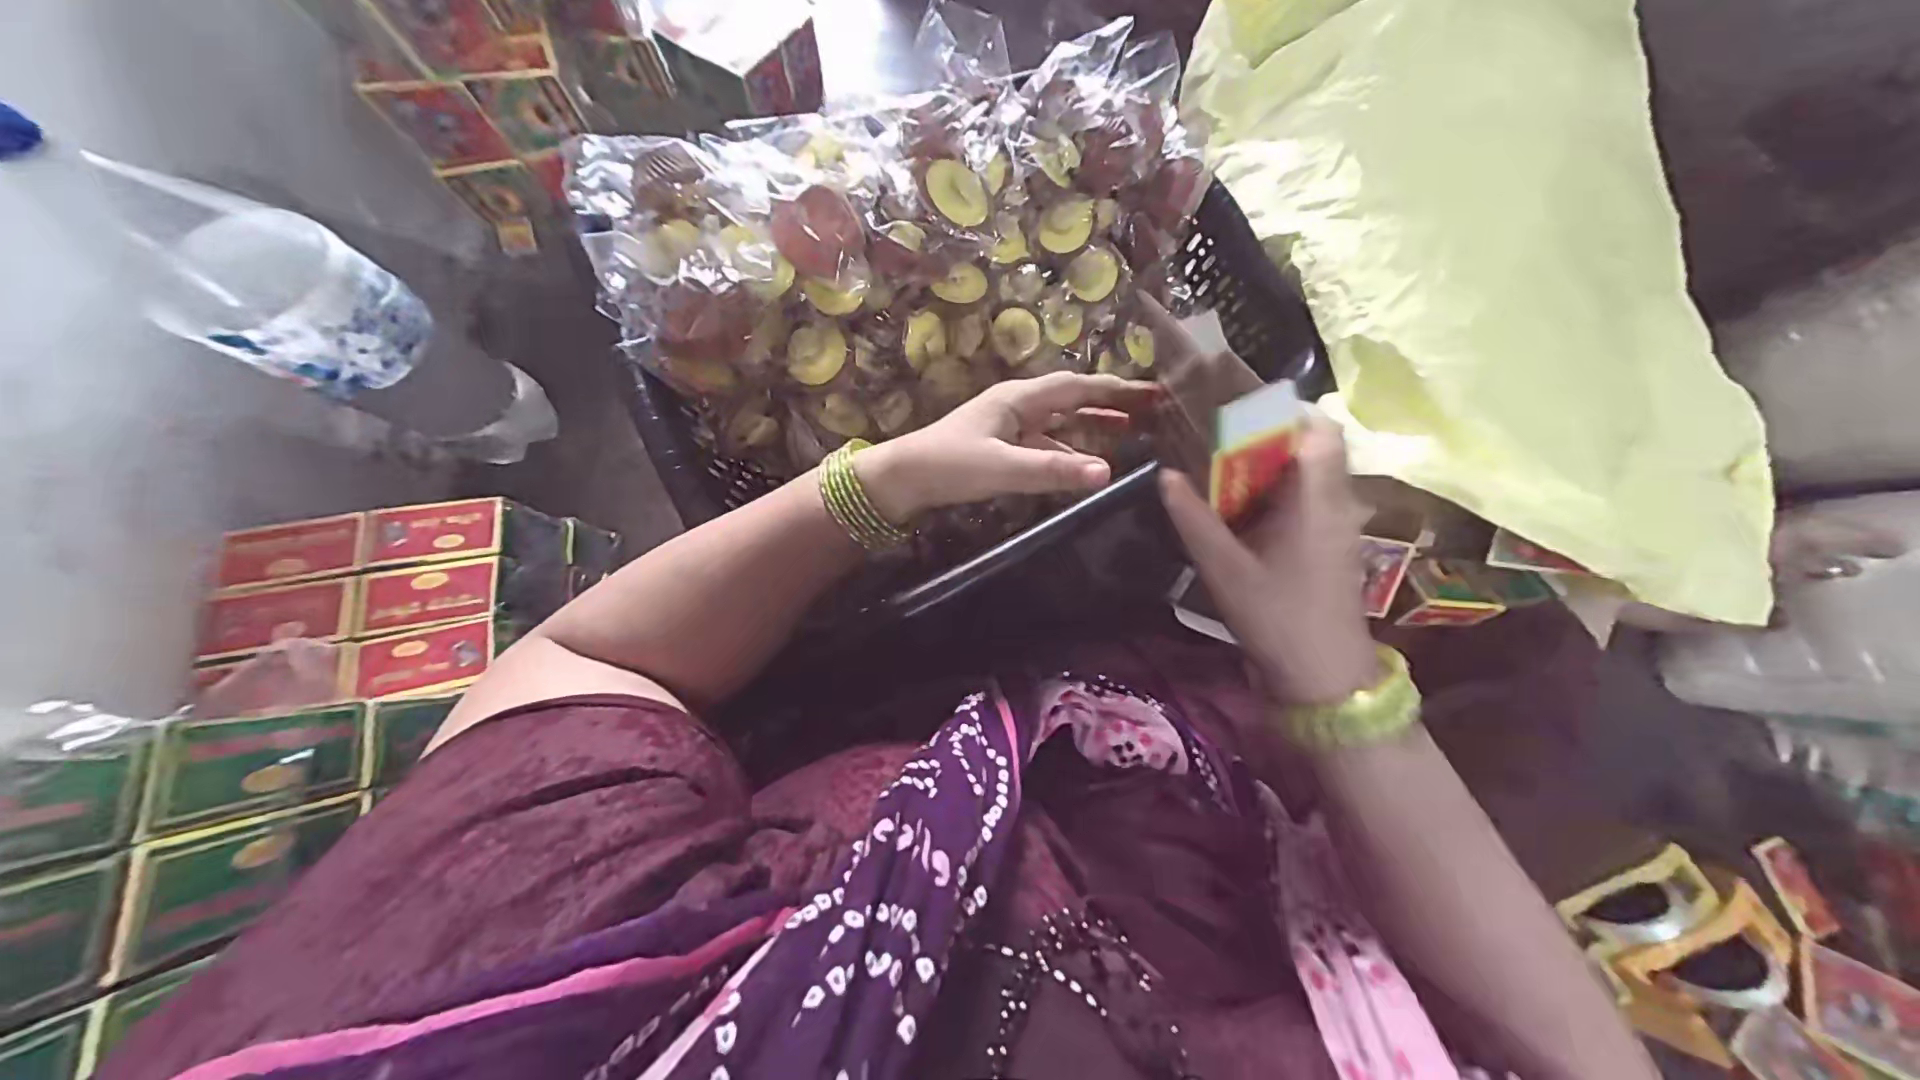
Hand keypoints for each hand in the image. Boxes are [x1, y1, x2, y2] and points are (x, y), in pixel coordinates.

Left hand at [856, 372, 1158, 520]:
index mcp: (1019, 400)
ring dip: (1091, 426)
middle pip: (1071, 401)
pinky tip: (1083, 461)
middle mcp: (1017, 407)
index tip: (1150, 392)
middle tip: (1148, 411)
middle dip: (1109, 404)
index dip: (1114, 389)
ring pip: (1059, 423)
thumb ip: (1053, 469)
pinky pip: (1044, 443)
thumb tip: (1107, 473)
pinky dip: (1068, 449)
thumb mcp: (1003, 467)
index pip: (1076, 387)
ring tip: (1127, 432)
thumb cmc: (950, 465)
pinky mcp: (1000, 448)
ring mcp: (1008, 427)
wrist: (902, 479)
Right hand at [1160, 415, 1380, 707]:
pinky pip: (1307, 501)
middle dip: (1267, 439)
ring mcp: (1337, 525)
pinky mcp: (1331, 545)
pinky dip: (1276, 494)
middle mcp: (1335, 502)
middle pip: (1312, 448)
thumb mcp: (1223, 567)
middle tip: (1218, 443)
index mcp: (1318, 497)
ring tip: (1222, 473)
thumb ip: (1193, 518)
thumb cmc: (1276, 616)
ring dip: (1270, 468)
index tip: (1240, 413)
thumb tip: (1165, 475)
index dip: (1285, 411)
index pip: (1320, 428)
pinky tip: (1241, 512)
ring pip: (1309, 475)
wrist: (1323, 675)